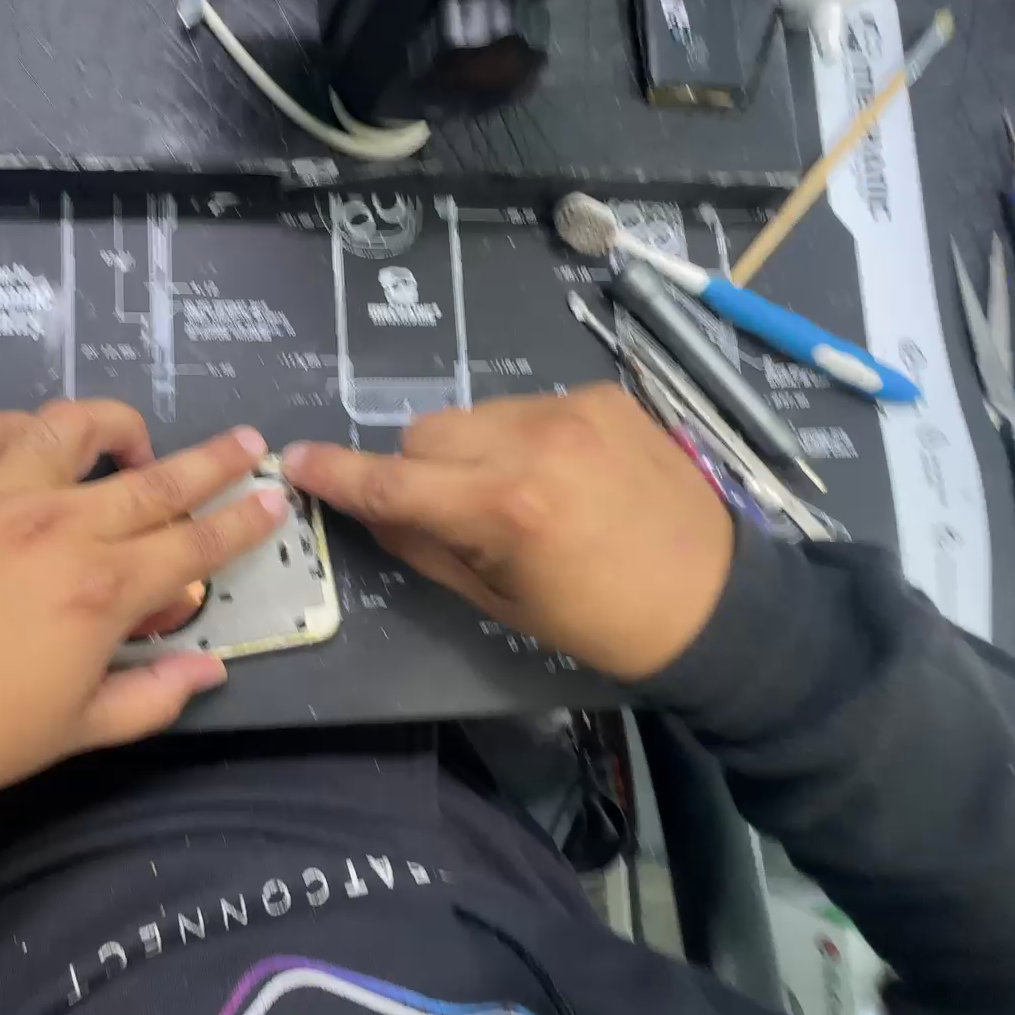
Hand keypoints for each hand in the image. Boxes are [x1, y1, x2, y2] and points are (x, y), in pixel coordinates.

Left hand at [0, 400, 284, 815]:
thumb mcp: (79, 730)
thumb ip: (155, 694)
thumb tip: (211, 668)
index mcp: (101, 590)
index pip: (195, 546)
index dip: (243, 522)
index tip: (274, 498)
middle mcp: (59, 526)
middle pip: (156, 478)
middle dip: (213, 459)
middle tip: (246, 441)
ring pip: (73, 427)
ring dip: (117, 426)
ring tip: (134, 445)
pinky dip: (24, 428)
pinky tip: (36, 451)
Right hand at [281, 386, 734, 680]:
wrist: (719, 601)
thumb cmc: (595, 620)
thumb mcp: (493, 599)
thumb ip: (419, 544)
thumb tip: (368, 506)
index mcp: (506, 507)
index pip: (393, 483)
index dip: (336, 474)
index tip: (295, 461)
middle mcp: (533, 441)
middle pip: (422, 434)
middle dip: (416, 470)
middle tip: (449, 509)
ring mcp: (571, 407)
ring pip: (466, 415)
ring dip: (463, 449)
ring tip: (513, 487)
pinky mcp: (600, 394)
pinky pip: (518, 406)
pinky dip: (512, 436)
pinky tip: (556, 469)